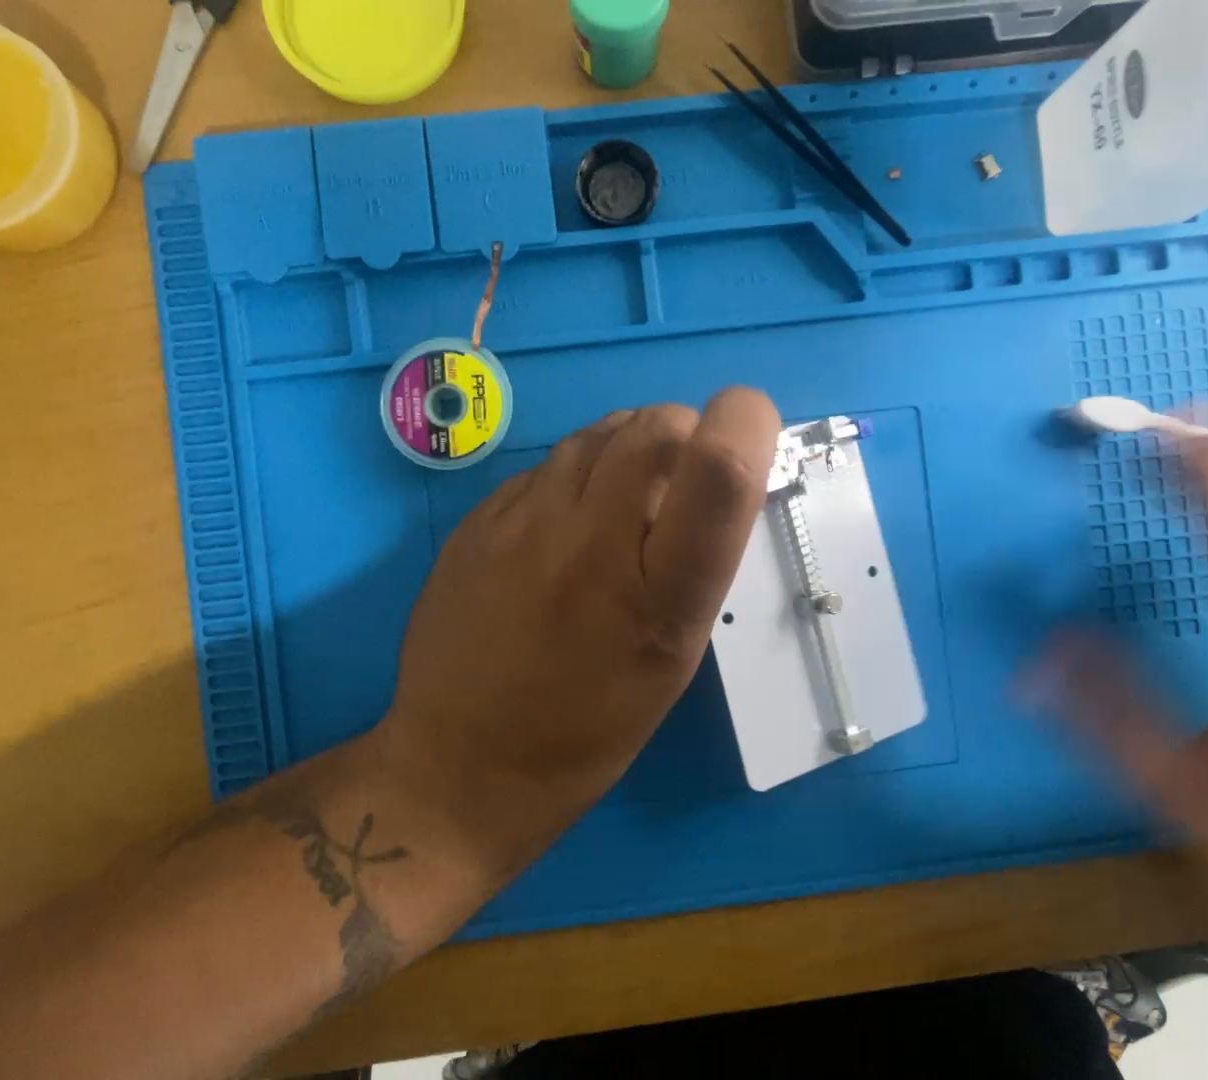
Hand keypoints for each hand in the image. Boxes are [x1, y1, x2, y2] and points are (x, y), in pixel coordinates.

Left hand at [376, 388, 782, 875]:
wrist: (460, 764)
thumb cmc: (588, 730)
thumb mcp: (671, 661)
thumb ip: (693, 563)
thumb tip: (704, 480)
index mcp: (659, 598)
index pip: (718, 468)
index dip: (745, 424)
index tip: (747, 434)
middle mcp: (589, 544)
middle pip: (655, 425)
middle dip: (684, 434)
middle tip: (677, 485)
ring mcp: (521, 525)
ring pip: (596, 433)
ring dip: (627, 450)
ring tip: (618, 507)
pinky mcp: (475, 521)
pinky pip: (546, 467)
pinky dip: (574, 478)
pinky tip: (560, 530)